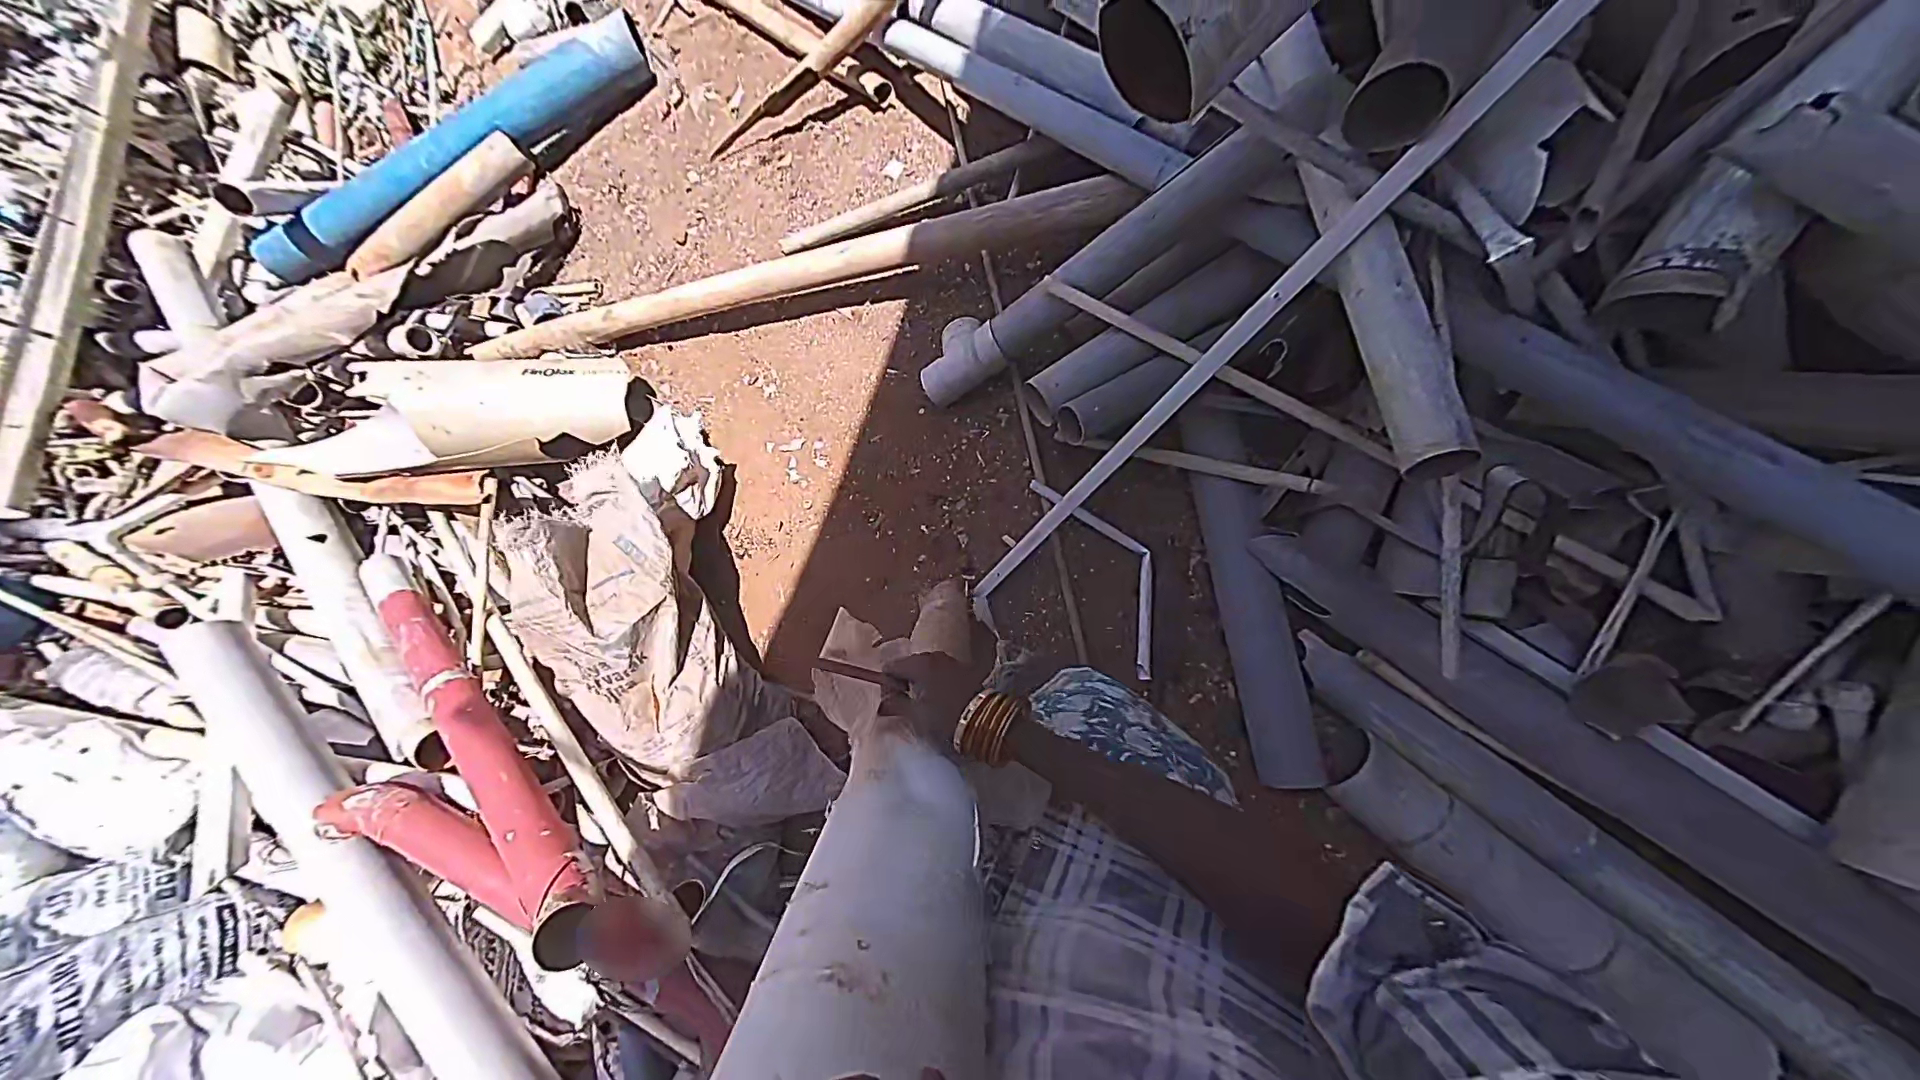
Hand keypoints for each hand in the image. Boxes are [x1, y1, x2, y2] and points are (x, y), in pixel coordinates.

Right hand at [878, 651, 984, 748]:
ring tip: (922, 705)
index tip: (892, 703)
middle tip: (905, 706)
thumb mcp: (915, 715)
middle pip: (908, 665)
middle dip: (903, 683)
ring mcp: (951, 661)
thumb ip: (895, 704)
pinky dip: (934, 683)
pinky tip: (938, 700)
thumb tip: (883, 700)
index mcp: (920, 664)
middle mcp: (935, 657)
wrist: (986, 722)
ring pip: (925, 669)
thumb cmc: (946, 718)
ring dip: (919, 683)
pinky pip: (940, 672)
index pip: (891, 666)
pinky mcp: (964, 669)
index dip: (887, 684)